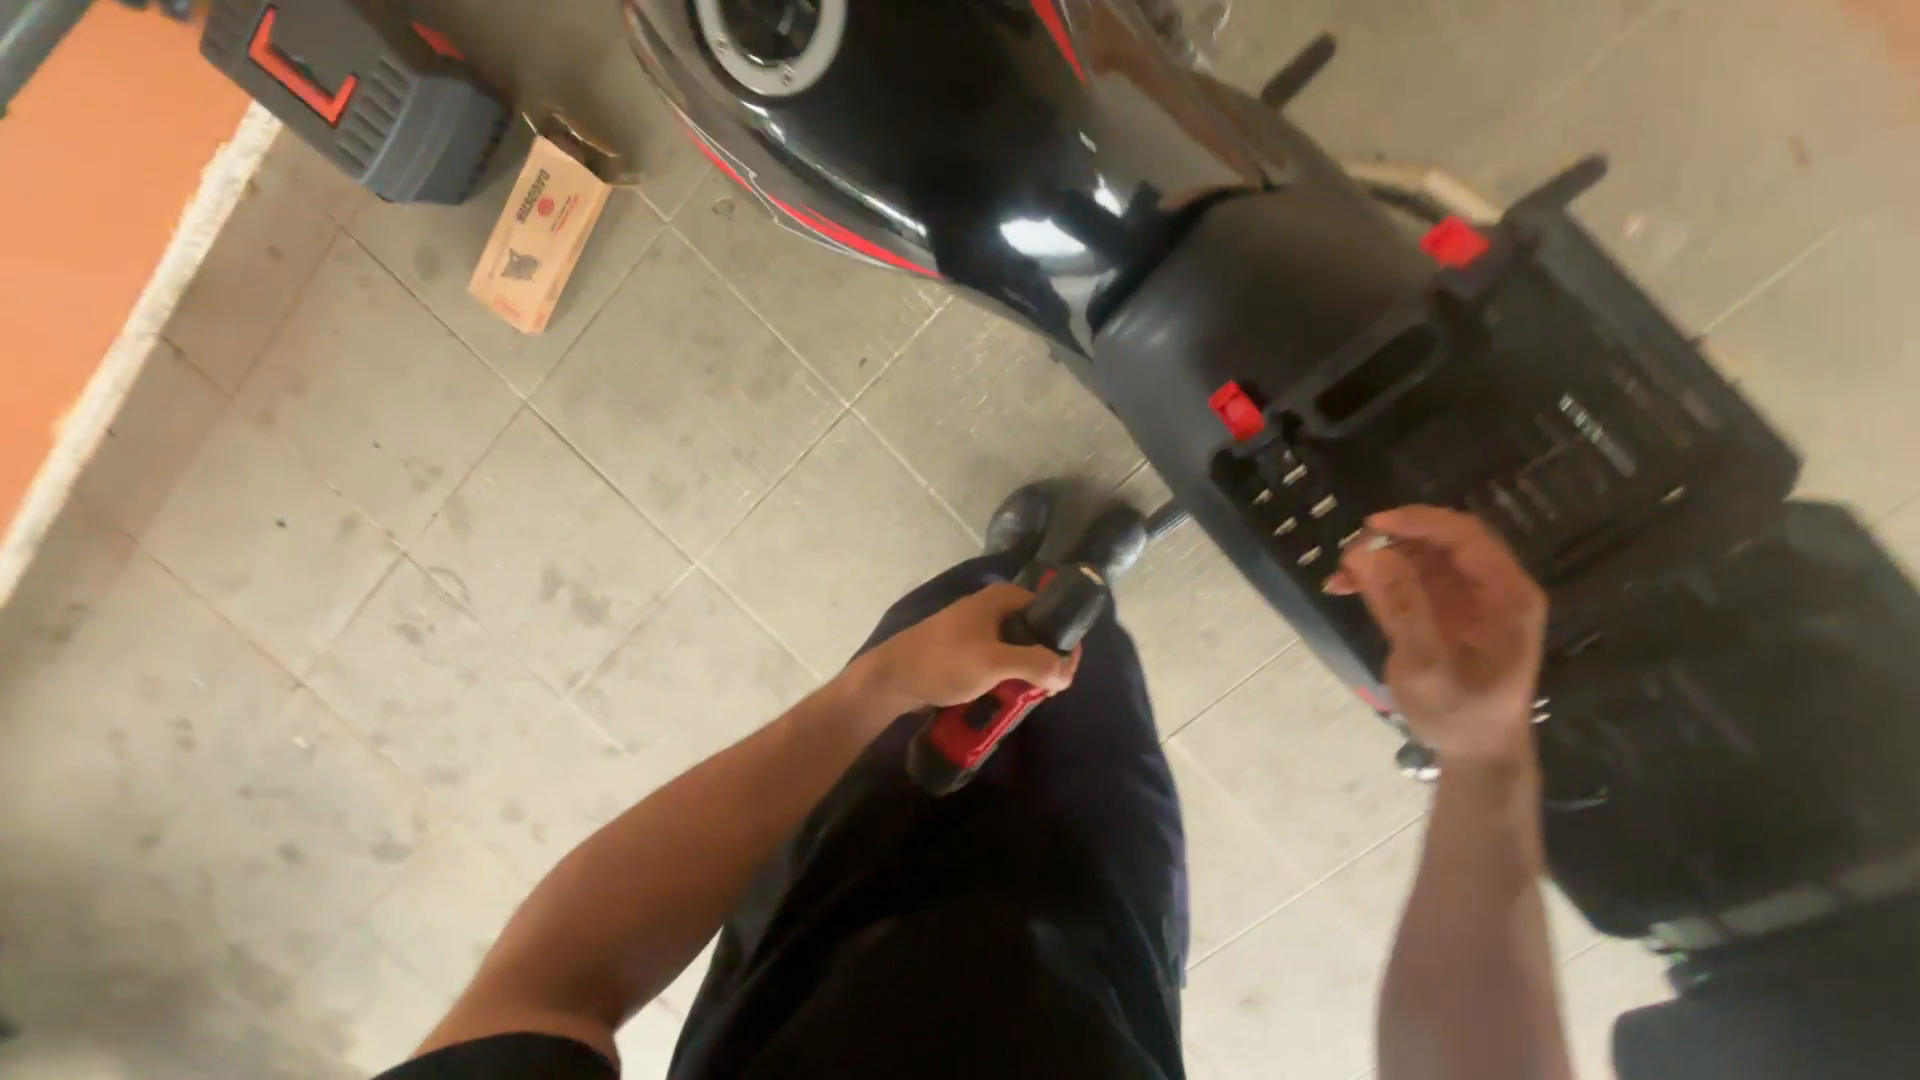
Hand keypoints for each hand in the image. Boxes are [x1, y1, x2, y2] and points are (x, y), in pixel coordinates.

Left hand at [848, 583, 1081, 713]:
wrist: (893, 679)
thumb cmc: (943, 662)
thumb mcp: (994, 663)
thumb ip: (1035, 664)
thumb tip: (1066, 674)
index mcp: (1003, 598)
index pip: (1051, 613)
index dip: (1064, 642)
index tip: (1063, 673)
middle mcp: (995, 608)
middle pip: (1038, 635)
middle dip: (1045, 662)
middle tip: (1044, 691)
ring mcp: (981, 630)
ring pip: (1020, 652)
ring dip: (1026, 675)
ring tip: (1026, 698)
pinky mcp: (970, 652)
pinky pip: (1001, 664)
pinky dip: (1008, 680)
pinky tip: (1007, 699)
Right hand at [1330, 506, 1546, 765]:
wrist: (1475, 752)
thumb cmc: (1460, 713)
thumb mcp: (1428, 665)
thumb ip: (1402, 608)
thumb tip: (1368, 554)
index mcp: (1506, 596)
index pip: (1465, 536)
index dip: (1419, 522)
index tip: (1371, 526)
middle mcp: (1491, 589)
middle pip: (1442, 540)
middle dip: (1393, 540)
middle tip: (1350, 554)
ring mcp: (1466, 599)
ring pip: (1420, 556)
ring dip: (1380, 557)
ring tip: (1342, 574)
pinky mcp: (1441, 610)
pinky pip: (1408, 579)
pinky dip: (1376, 578)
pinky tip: (1344, 587)